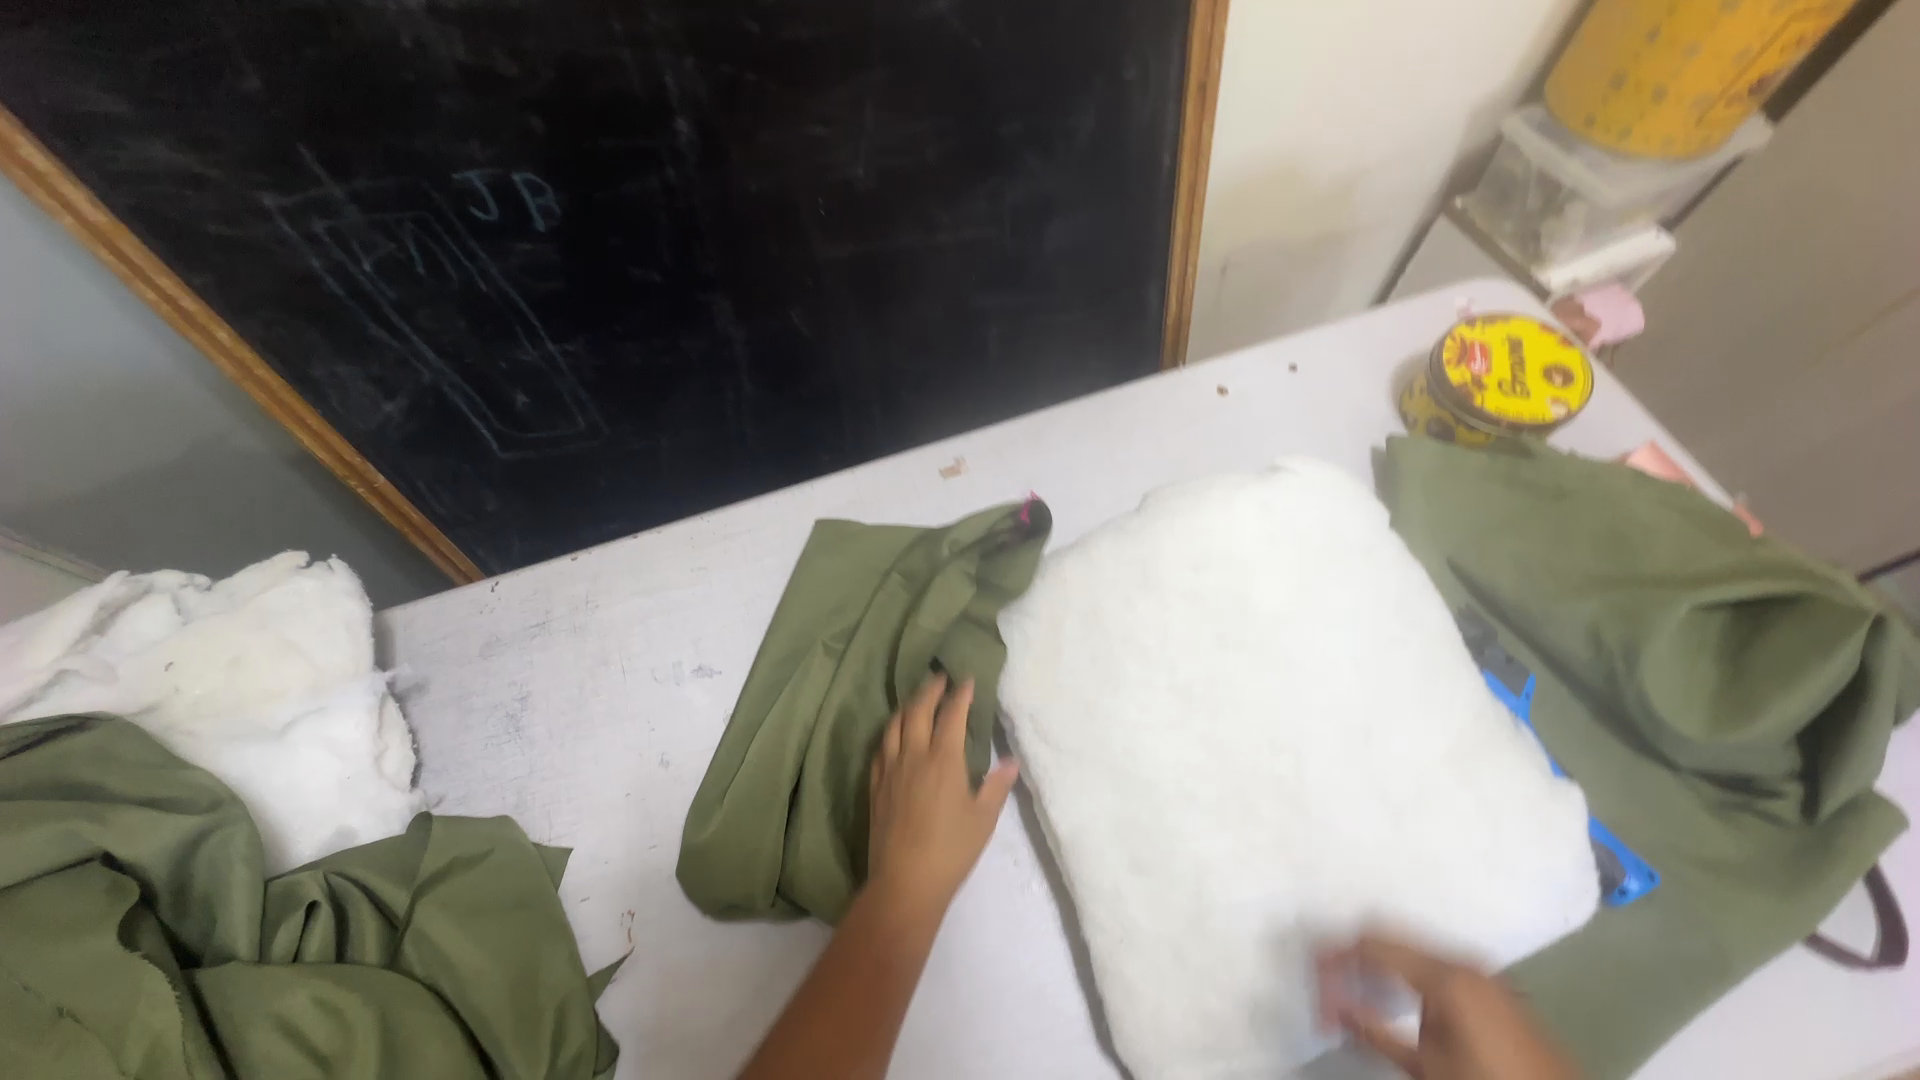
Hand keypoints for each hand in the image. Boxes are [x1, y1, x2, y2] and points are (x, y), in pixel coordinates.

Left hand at [867, 674, 1019, 915]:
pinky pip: (880, 749)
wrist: (905, 882)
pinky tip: (893, 736)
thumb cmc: (951, 850)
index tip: (966, 679)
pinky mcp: (875, 786)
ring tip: (915, 700)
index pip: (952, 715)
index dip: (960, 694)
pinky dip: (889, 733)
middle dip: (930, 690)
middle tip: (939, 678)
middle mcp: (914, 756)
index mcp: (944, 760)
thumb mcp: (984, 818)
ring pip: (894, 725)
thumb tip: (1011, 760)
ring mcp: (890, 770)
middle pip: (917, 710)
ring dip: (906, 707)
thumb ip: (996, 785)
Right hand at [1317, 933, 1578, 1079]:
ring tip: (1351, 989)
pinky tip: (1391, 994)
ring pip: (1408, 945)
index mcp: (1444, 972)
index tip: (1311, 974)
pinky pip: (1430, 960)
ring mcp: (1478, 969)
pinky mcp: (1488, 984)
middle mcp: (1460, 959)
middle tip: (1324, 979)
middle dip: (1350, 953)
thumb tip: (1329, 1003)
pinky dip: (1401, 970)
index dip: (1334, 955)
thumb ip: (1373, 1029)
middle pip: (1387, 934)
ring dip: (1375, 961)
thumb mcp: (1425, 1067)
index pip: (1370, 942)